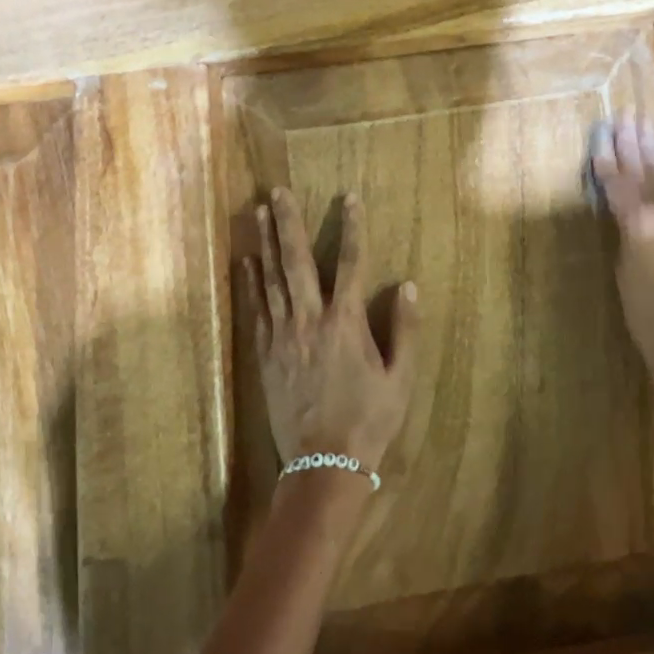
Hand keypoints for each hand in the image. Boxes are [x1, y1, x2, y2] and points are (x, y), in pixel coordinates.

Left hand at [244, 188, 418, 472]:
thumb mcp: (401, 377)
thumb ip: (405, 329)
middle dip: (289, 224)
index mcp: (347, 323)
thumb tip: (408, 285)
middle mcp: (310, 322)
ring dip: (264, 244)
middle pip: (297, 262)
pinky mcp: (265, 355)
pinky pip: (255, 310)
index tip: (350, 197)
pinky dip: (248, 283)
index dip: (352, 227)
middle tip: (279, 191)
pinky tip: (244, 262)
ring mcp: (282, 338)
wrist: (324, 462)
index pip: (351, 263)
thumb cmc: (370, 419)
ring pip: (271, 281)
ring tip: (258, 212)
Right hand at [592, 116, 653, 399]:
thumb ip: (628, 232)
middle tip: (626, 116)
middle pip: (645, 170)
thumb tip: (627, 211)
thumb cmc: (647, 318)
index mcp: (639, 223)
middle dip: (633, 144)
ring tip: (644, 128)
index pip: (617, 182)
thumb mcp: (625, 270)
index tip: (601, 134)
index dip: (607, 158)